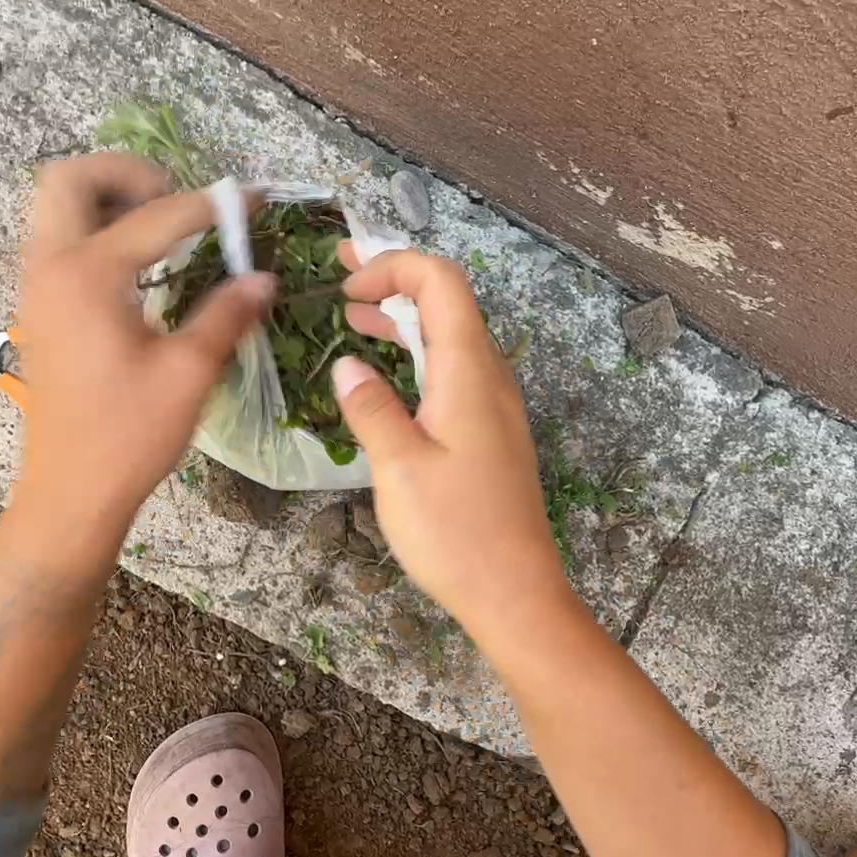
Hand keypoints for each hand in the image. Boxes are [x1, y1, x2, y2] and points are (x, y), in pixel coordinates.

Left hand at [10, 155, 274, 546]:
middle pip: (70, 179)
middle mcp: (49, 267)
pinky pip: (59, 242)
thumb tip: (263, 278)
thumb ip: (227, 315)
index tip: (255, 201)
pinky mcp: (40, 311)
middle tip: (181, 200)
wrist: (73, 490)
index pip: (158, 217)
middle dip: (129, 174)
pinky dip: (97, 232)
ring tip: (166, 228)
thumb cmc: (129, 436)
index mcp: (87, 276)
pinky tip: (143, 269)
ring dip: (108, 200)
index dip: (213, 205)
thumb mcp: (190, 373)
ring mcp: (37, 289)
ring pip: (56, 207)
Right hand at [333, 246, 573, 637]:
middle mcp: (490, 378)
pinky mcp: (492, 435)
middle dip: (395, 280)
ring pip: (451, 339)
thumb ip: (371, 408)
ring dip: (404, 319)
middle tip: (342, 278)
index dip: (393, 265)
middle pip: (449, 303)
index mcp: (469, 371)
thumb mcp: (398, 467)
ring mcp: (496, 407)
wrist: (515, 591)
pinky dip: (418, 357)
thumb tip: (349, 367)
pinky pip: (454, 374)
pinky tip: (389, 375)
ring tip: (354, 316)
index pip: (441, 282)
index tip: (345, 281)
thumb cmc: (455, 531)